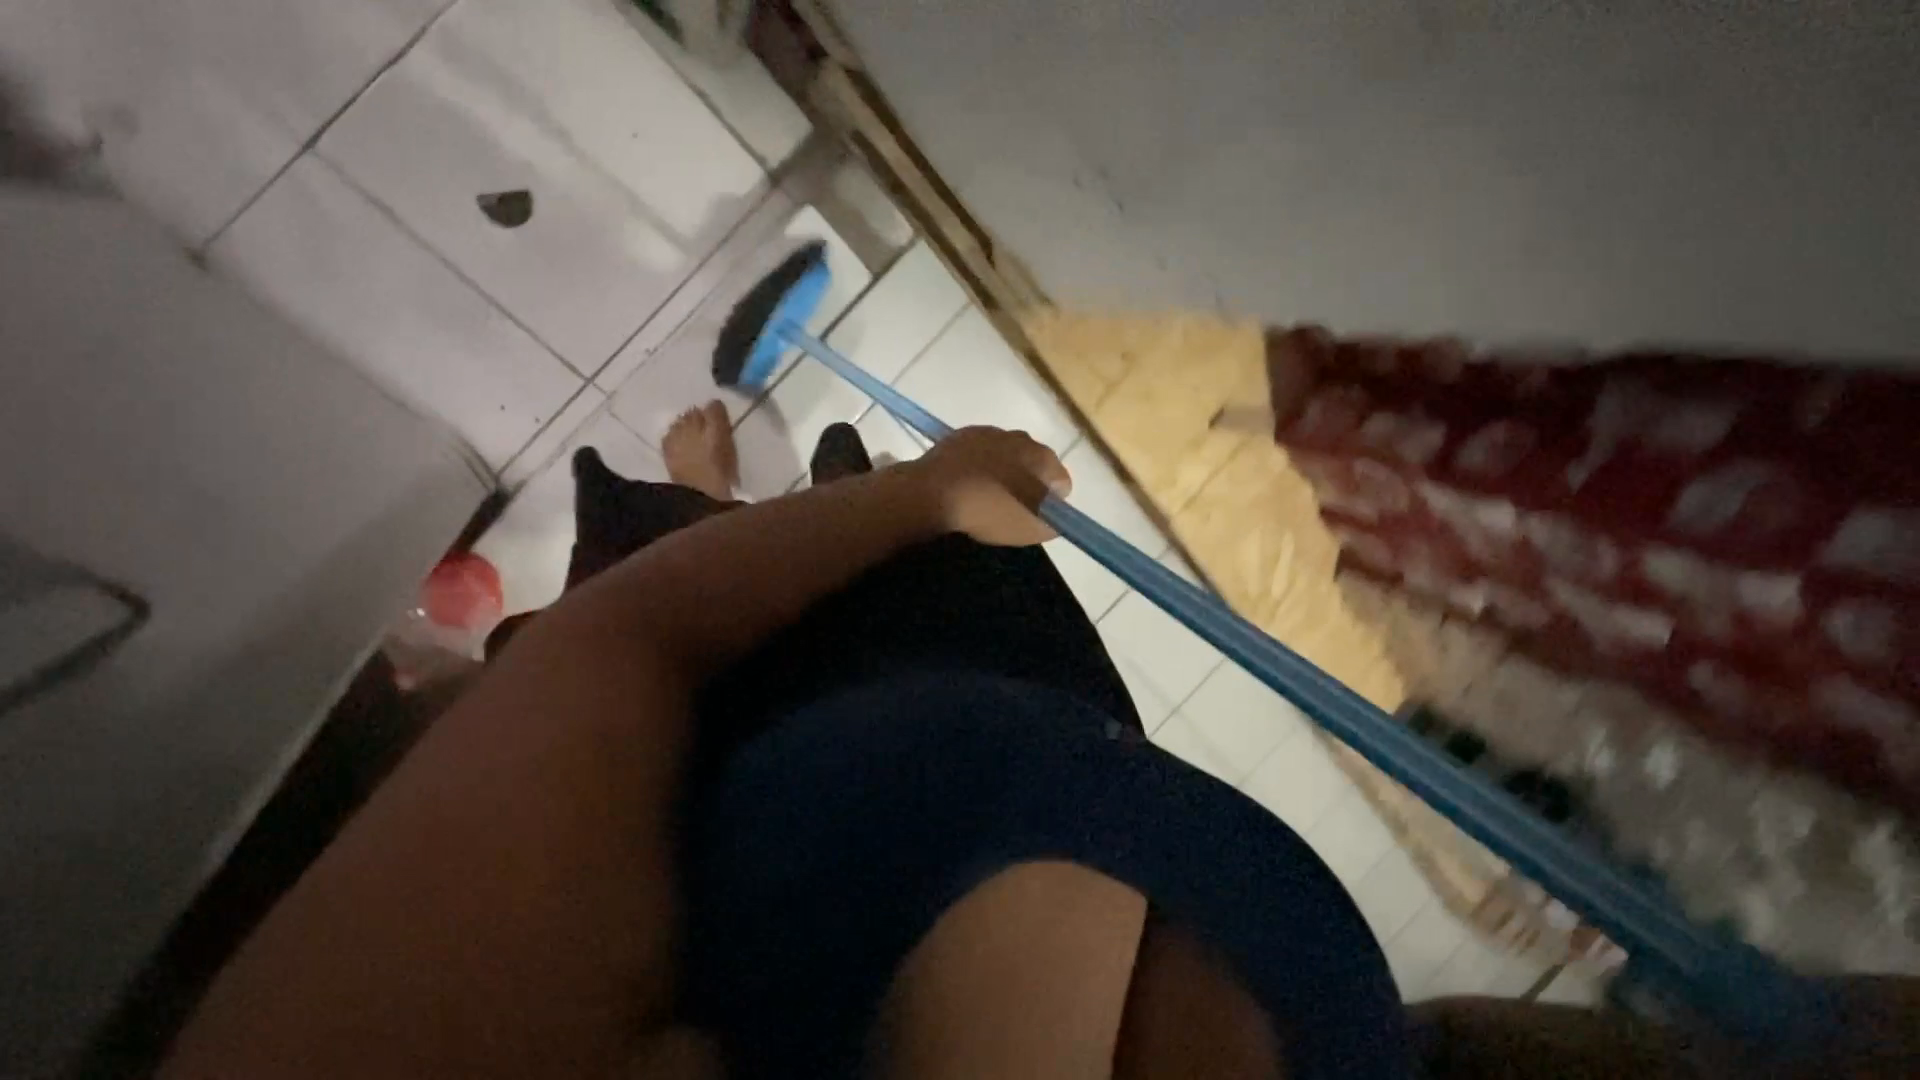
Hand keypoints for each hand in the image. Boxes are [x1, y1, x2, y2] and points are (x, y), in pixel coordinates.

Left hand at [909, 426, 1070, 546]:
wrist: (932, 492)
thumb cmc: (988, 512)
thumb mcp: (1029, 531)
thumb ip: (1051, 524)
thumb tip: (1053, 518)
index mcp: (1043, 458)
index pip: (1061, 482)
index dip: (1053, 503)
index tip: (1036, 518)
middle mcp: (1022, 438)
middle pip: (1034, 465)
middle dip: (1028, 484)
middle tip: (1011, 508)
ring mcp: (990, 433)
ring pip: (1006, 456)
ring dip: (1002, 472)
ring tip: (985, 496)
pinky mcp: (962, 435)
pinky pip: (979, 453)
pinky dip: (978, 466)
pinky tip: (966, 484)